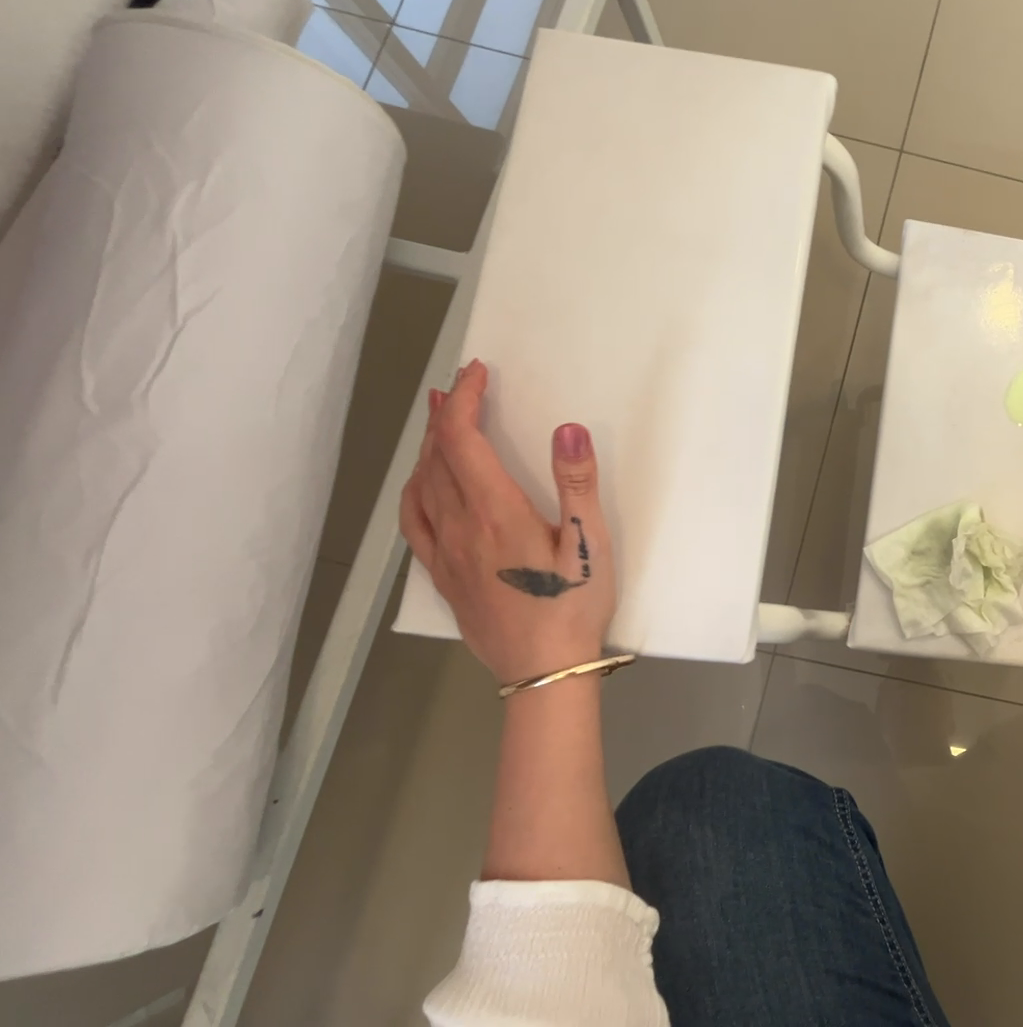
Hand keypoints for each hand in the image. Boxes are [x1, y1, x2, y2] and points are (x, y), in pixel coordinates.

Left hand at [399, 359, 615, 685]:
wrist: (543, 670)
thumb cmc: (573, 605)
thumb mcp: (590, 544)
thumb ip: (578, 484)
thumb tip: (566, 427)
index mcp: (495, 512)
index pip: (463, 440)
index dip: (465, 400)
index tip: (477, 372)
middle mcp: (458, 525)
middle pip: (436, 458)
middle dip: (444, 416)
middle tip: (456, 387)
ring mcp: (443, 553)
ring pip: (420, 486)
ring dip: (427, 449)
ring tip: (438, 424)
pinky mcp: (442, 576)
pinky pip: (412, 522)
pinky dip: (414, 490)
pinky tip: (423, 487)